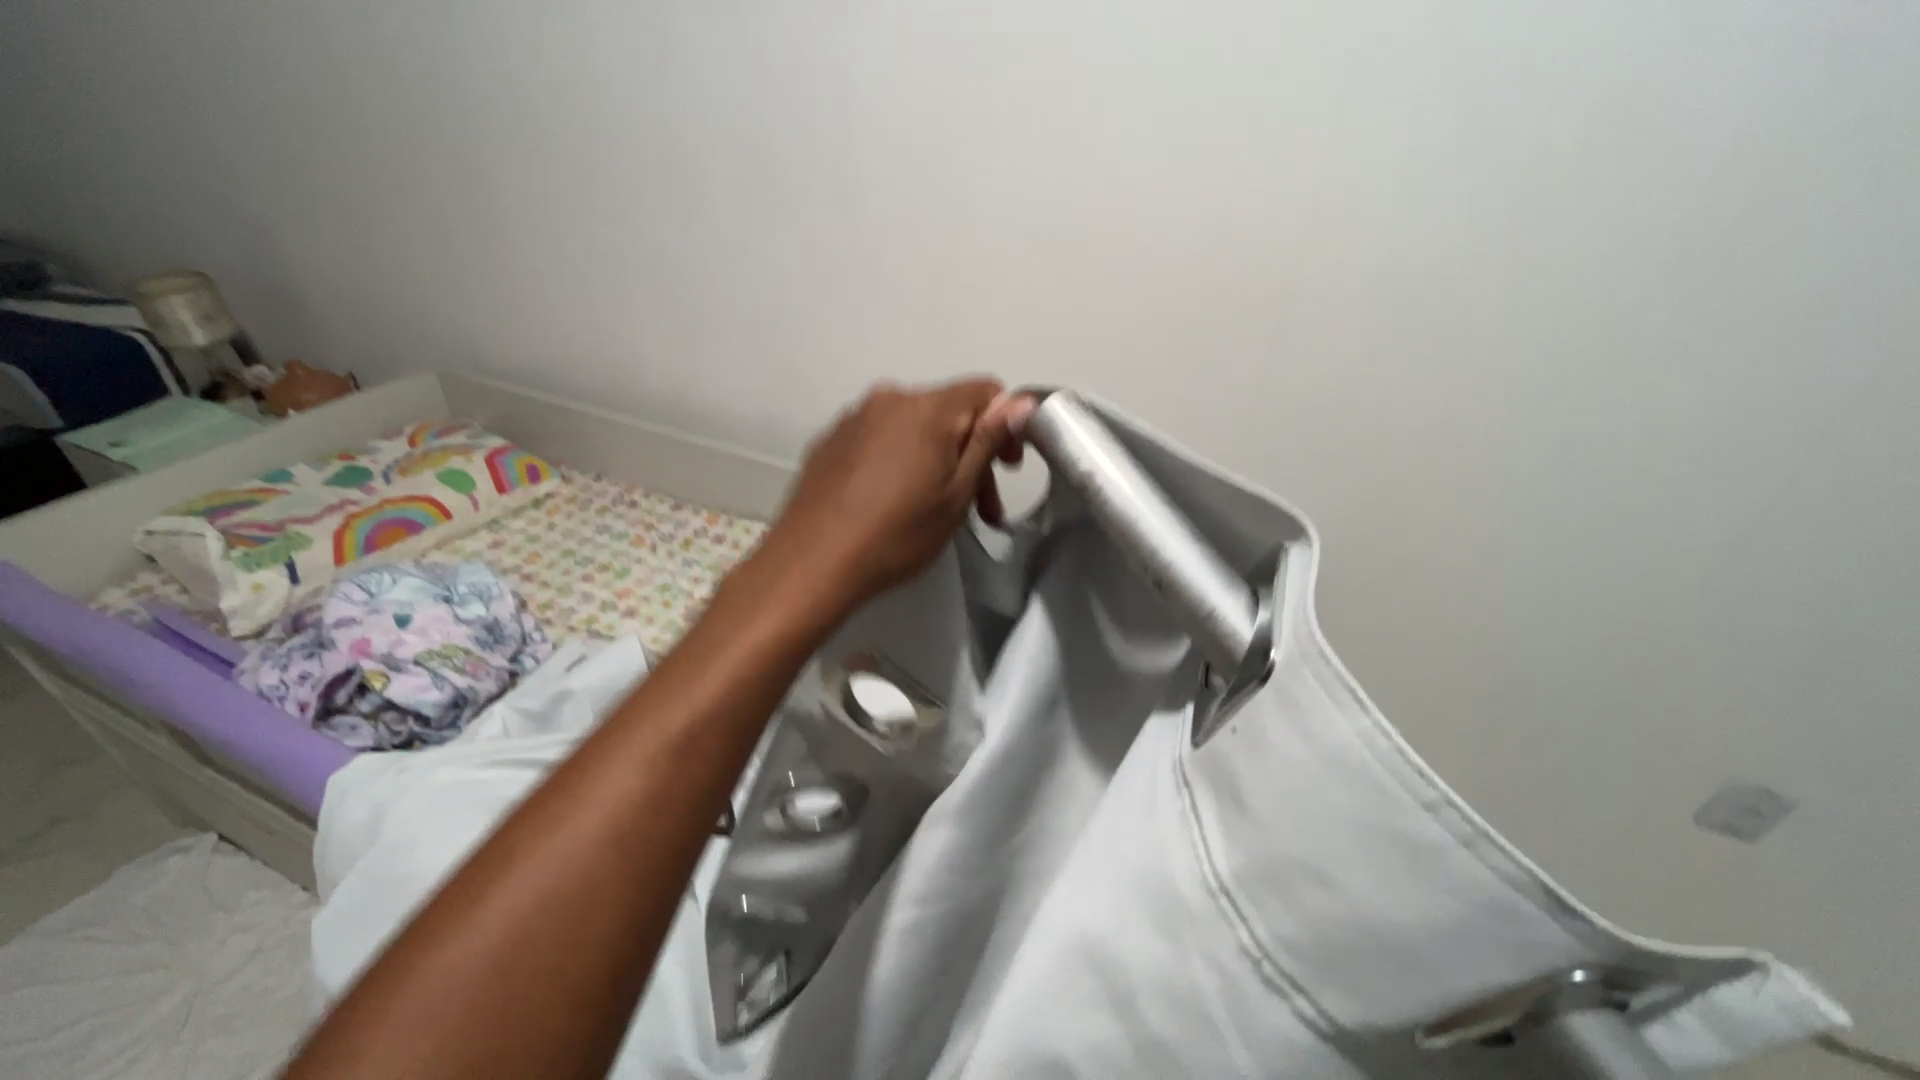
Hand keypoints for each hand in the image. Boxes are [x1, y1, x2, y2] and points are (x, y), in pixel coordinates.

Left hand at [759, 377, 1034, 610]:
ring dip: (935, 460)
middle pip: (948, 413)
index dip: (1007, 426)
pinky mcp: (830, 440)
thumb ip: (988, 442)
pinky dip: (898, 462)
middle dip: (970, 455)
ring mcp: (854, 417)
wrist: (811, 563)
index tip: (1007, 471)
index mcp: (927, 408)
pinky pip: (880, 439)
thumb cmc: (895, 535)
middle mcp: (889, 399)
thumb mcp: (955, 496)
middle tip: (980, 509)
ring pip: (913, 427)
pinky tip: (890, 503)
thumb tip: (1021, 401)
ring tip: (935, 511)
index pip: (985, 391)